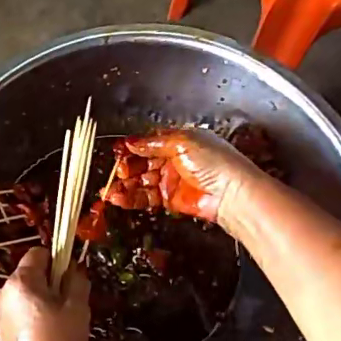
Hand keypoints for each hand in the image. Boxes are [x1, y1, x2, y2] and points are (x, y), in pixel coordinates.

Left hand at [0, 248, 88, 340]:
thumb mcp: (77, 309)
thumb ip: (77, 282)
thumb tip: (74, 268)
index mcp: (22, 280)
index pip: (39, 252)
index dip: (57, 259)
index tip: (71, 276)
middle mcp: (6, 287)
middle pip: (31, 270)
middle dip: (51, 279)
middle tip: (69, 300)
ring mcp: (0, 305)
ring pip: (26, 288)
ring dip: (43, 295)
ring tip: (59, 317)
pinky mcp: (1, 320)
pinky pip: (20, 303)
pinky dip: (33, 308)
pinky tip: (46, 328)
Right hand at [117, 130, 261, 226]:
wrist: (232, 194)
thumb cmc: (216, 163)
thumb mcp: (183, 143)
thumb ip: (153, 142)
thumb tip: (130, 142)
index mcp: (179, 141)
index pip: (148, 142)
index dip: (131, 147)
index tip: (116, 152)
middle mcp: (173, 159)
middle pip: (141, 162)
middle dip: (125, 167)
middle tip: (115, 172)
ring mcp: (170, 180)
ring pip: (140, 181)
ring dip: (123, 185)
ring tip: (108, 191)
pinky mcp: (169, 199)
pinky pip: (145, 197)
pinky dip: (130, 198)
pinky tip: (117, 198)